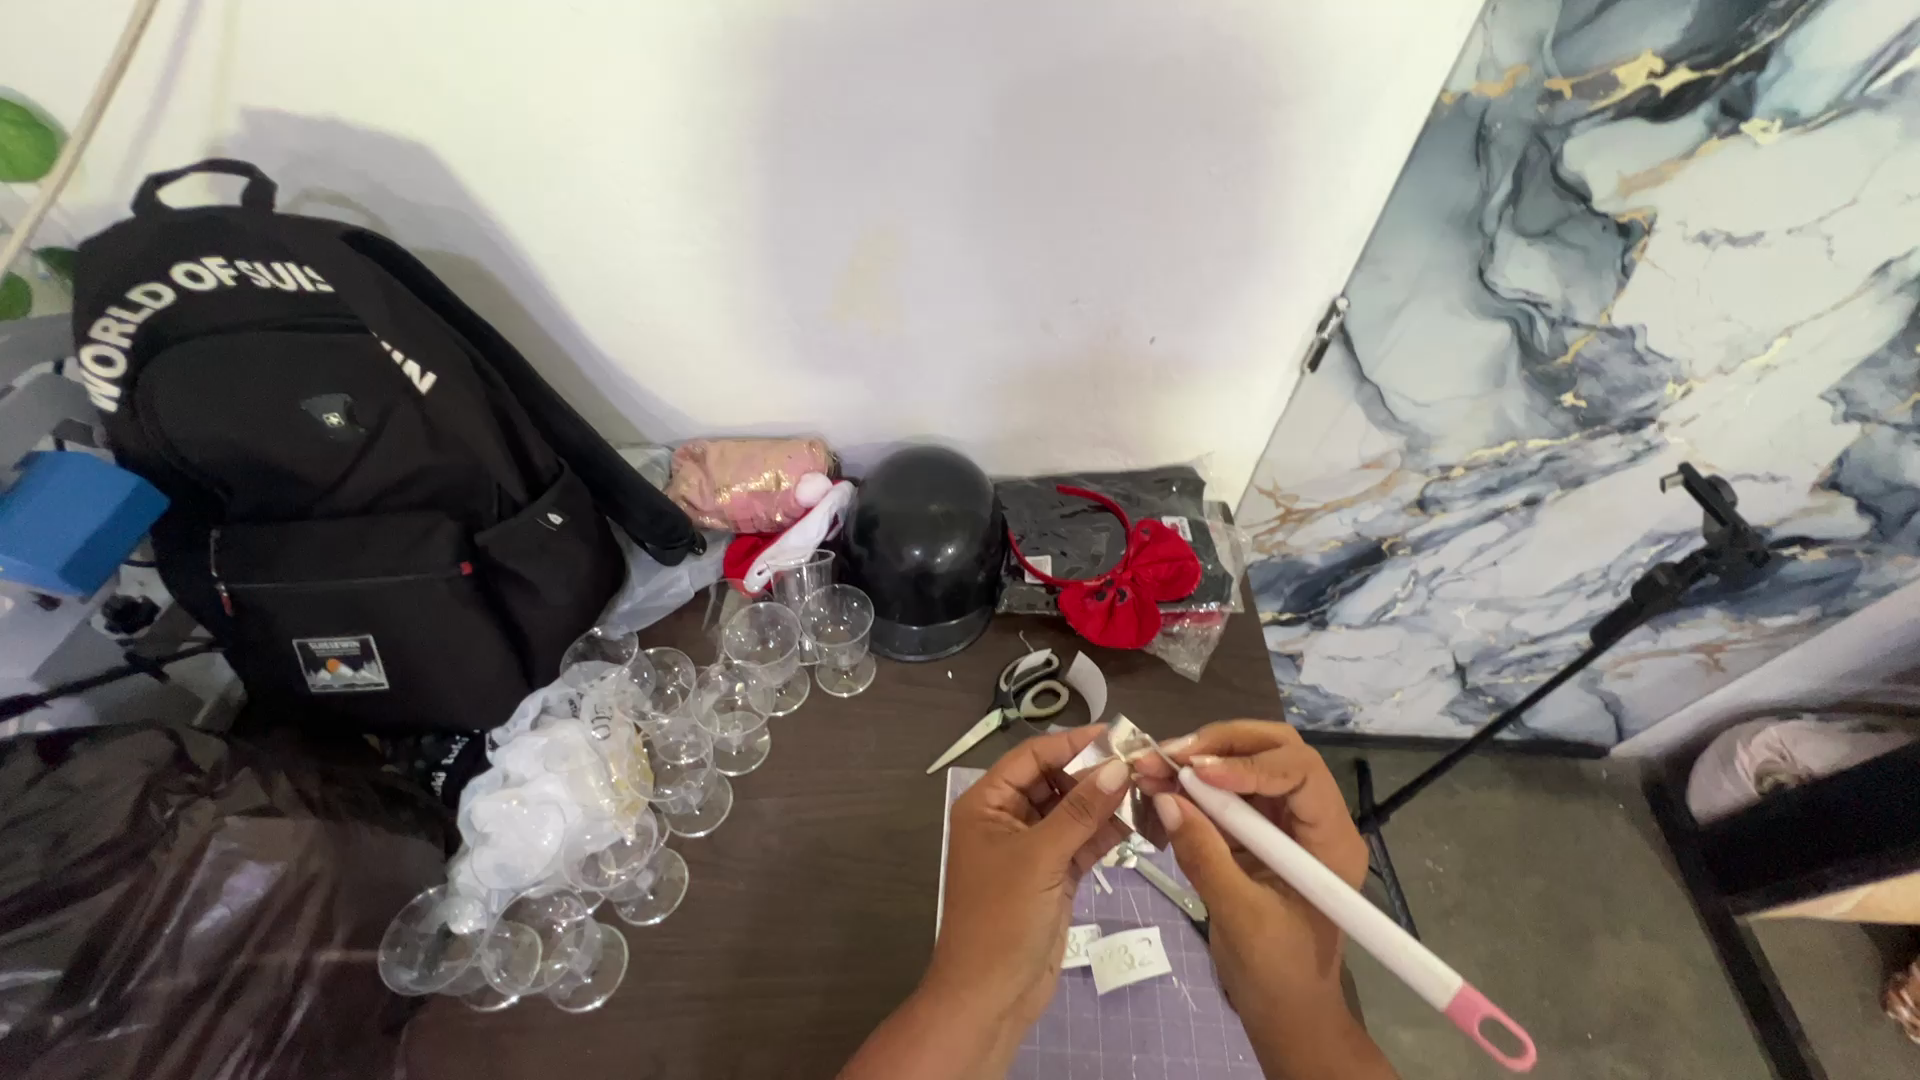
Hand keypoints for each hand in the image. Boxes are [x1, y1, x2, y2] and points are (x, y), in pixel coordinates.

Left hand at [839, 726, 1131, 1079]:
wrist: (991, 996)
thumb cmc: (1001, 917)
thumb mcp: (1040, 857)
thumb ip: (1081, 811)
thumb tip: (1117, 766)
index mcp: (987, 802)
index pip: (1032, 757)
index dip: (1071, 743)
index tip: (1116, 734)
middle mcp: (1007, 818)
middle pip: (1054, 781)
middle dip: (1094, 774)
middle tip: (1141, 765)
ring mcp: (1032, 847)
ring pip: (1072, 812)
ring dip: (1105, 803)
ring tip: (1147, 789)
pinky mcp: (1053, 874)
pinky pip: (1081, 841)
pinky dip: (1106, 833)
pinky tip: (1138, 822)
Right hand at [1134, 720, 1394, 1079]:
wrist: (1285, 1013)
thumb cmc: (1278, 976)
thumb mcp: (1241, 919)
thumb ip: (1205, 856)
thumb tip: (1166, 799)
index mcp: (1329, 840)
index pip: (1299, 771)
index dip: (1248, 762)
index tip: (1198, 773)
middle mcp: (1309, 817)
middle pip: (1272, 749)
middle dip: (1218, 744)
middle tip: (1169, 754)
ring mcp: (1280, 822)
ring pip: (1242, 763)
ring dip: (1195, 760)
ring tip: (1150, 766)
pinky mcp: (1252, 830)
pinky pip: (1221, 791)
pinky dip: (1188, 784)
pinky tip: (1156, 786)